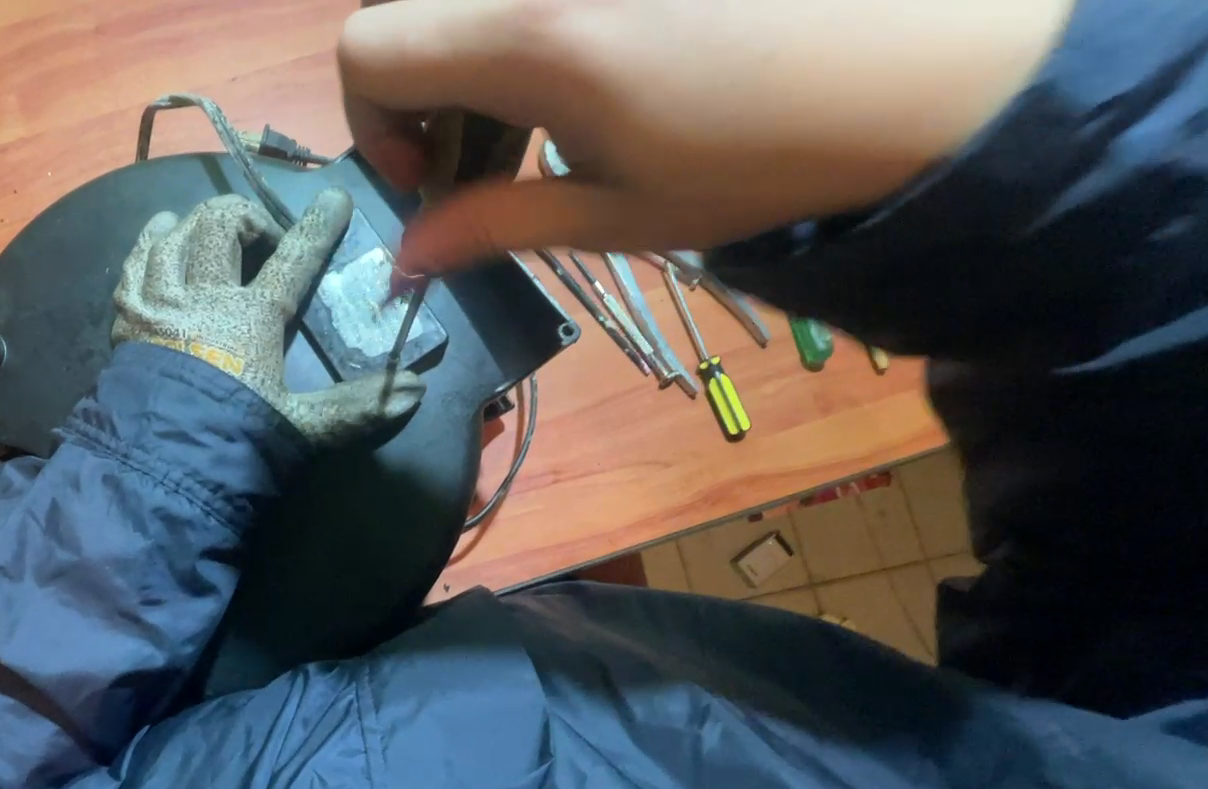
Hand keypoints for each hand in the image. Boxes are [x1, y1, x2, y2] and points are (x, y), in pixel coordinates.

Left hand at [113, 189, 424, 444]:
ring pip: (173, 234)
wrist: (158, 467)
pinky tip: (161, 239)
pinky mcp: (126, 319)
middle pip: (219, 226)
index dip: (317, 227)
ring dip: (196, 225)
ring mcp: (158, 303)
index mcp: (250, 319)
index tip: (334, 199)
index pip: (292, 259)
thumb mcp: (301, 427)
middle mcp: (201, 297)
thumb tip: (416, 390)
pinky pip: (134, 262)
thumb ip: (356, 407)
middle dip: (245, 219)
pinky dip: (150, 244)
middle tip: (260, 242)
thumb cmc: (233, 441)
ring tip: (211, 236)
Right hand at [338, 0, 1074, 275]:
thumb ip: (490, 225)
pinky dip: (517, 29)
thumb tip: (404, 259)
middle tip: (479, 152)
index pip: (368, 48)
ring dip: (467, 60)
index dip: (371, 120)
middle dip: (416, 93)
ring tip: (536, 119)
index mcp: (532, 38)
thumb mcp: (611, 215)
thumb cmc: (757, 159)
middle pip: (405, 8)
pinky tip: (577, 70)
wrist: (925, 63)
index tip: (428, 172)